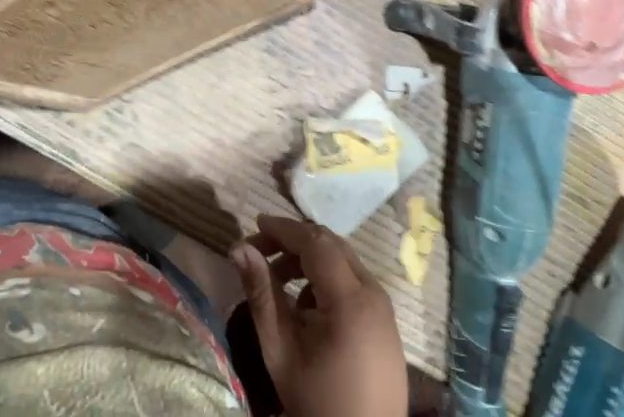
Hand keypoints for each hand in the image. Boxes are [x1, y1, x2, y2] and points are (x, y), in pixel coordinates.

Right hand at [231, 216, 407, 416]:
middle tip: (259, 254)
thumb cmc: (317, 399)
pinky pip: (354, 283)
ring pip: (343, 262)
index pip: (315, 241)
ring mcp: (384, 307)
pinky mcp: (385, 322)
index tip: (253, 225)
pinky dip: (326, 280)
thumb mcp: (280, 347)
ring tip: (277, 283)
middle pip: (331, 245)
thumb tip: (238, 248)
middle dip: (293, 242)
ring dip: (309, 261)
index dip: (283, 229)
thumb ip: (261, 293)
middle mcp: (373, 292)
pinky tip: (305, 308)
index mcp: (350, 298)